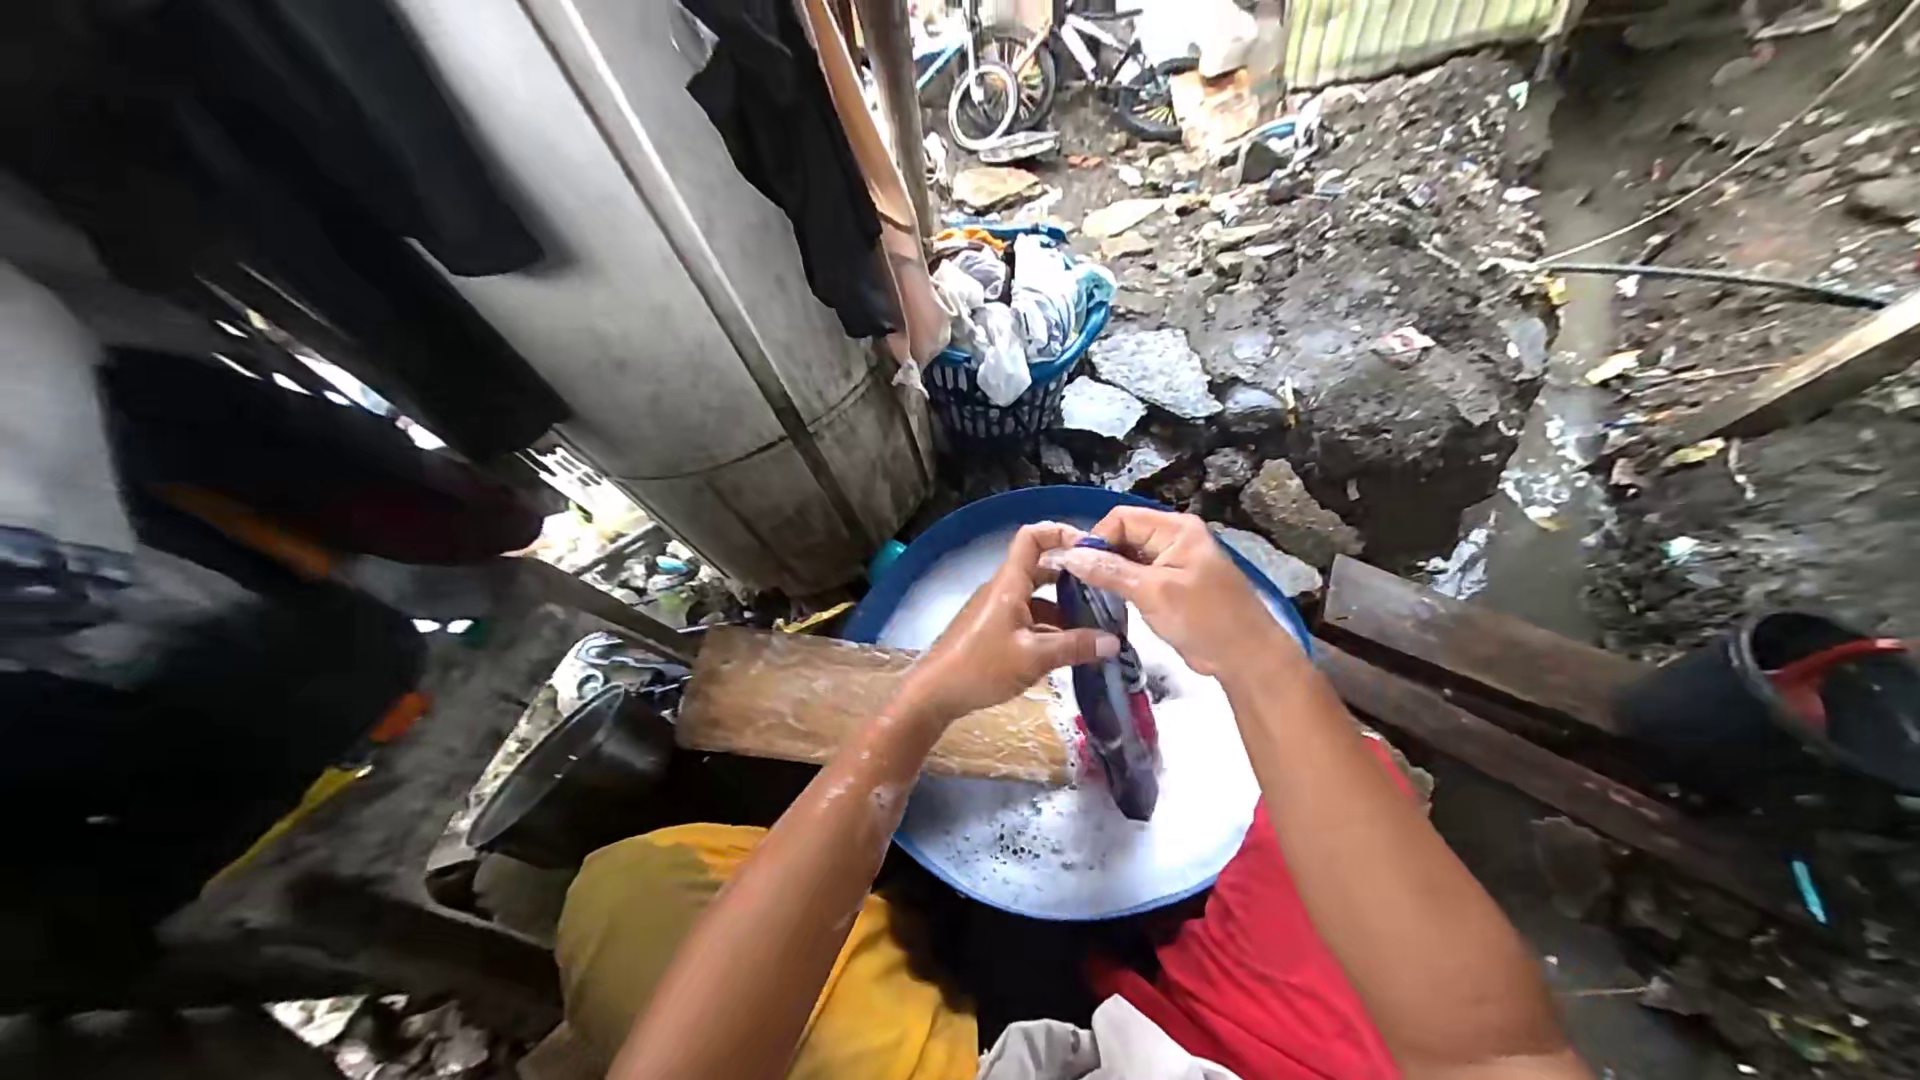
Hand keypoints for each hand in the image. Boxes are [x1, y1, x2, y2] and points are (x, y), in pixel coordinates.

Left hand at [894, 522, 1119, 723]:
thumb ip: (1075, 647)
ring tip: (1096, 625)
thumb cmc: (981, 667)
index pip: (1031, 537)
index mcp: (1009, 584)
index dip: (1060, 532)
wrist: (934, 693)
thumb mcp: (1034, 657)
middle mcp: (1003, 589)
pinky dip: (1049, 626)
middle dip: (1073, 577)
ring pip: (1036, 596)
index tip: (1091, 547)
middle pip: (1041, 568)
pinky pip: (1027, 617)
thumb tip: (1114, 641)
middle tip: (1105, 591)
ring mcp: (996, 609)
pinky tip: (1069, 648)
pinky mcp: (993, 629)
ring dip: (1064, 607)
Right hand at [1041, 508, 1295, 676]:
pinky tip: (1107, 600)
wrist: (1246, 658)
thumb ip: (1110, 571)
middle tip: (1078, 582)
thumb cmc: (1205, 619)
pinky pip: (1136, 575)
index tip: (1076, 566)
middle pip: (1122, 535)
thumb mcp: (1153, 592)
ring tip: (1088, 592)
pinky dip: (1120, 585)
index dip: (1096, 538)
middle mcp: (1173, 538)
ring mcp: (1172, 562)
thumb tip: (1068, 556)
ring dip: (1108, 572)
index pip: (1121, 518)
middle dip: (1100, 556)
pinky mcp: (1170, 585)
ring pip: (1127, 557)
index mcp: (1175, 529)